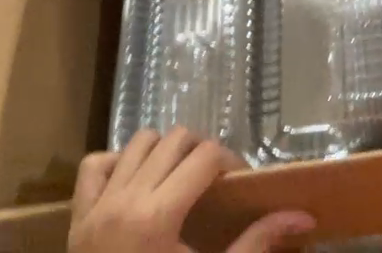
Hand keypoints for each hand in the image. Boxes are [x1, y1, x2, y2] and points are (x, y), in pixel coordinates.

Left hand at [69, 128, 315, 252]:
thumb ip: (256, 244)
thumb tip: (304, 216)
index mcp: (158, 215)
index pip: (206, 155)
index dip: (230, 161)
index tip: (238, 184)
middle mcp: (125, 199)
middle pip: (175, 139)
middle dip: (201, 152)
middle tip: (213, 181)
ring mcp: (96, 206)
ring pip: (138, 142)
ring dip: (163, 151)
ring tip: (178, 178)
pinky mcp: (77, 217)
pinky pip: (95, 164)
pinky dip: (117, 163)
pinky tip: (135, 184)